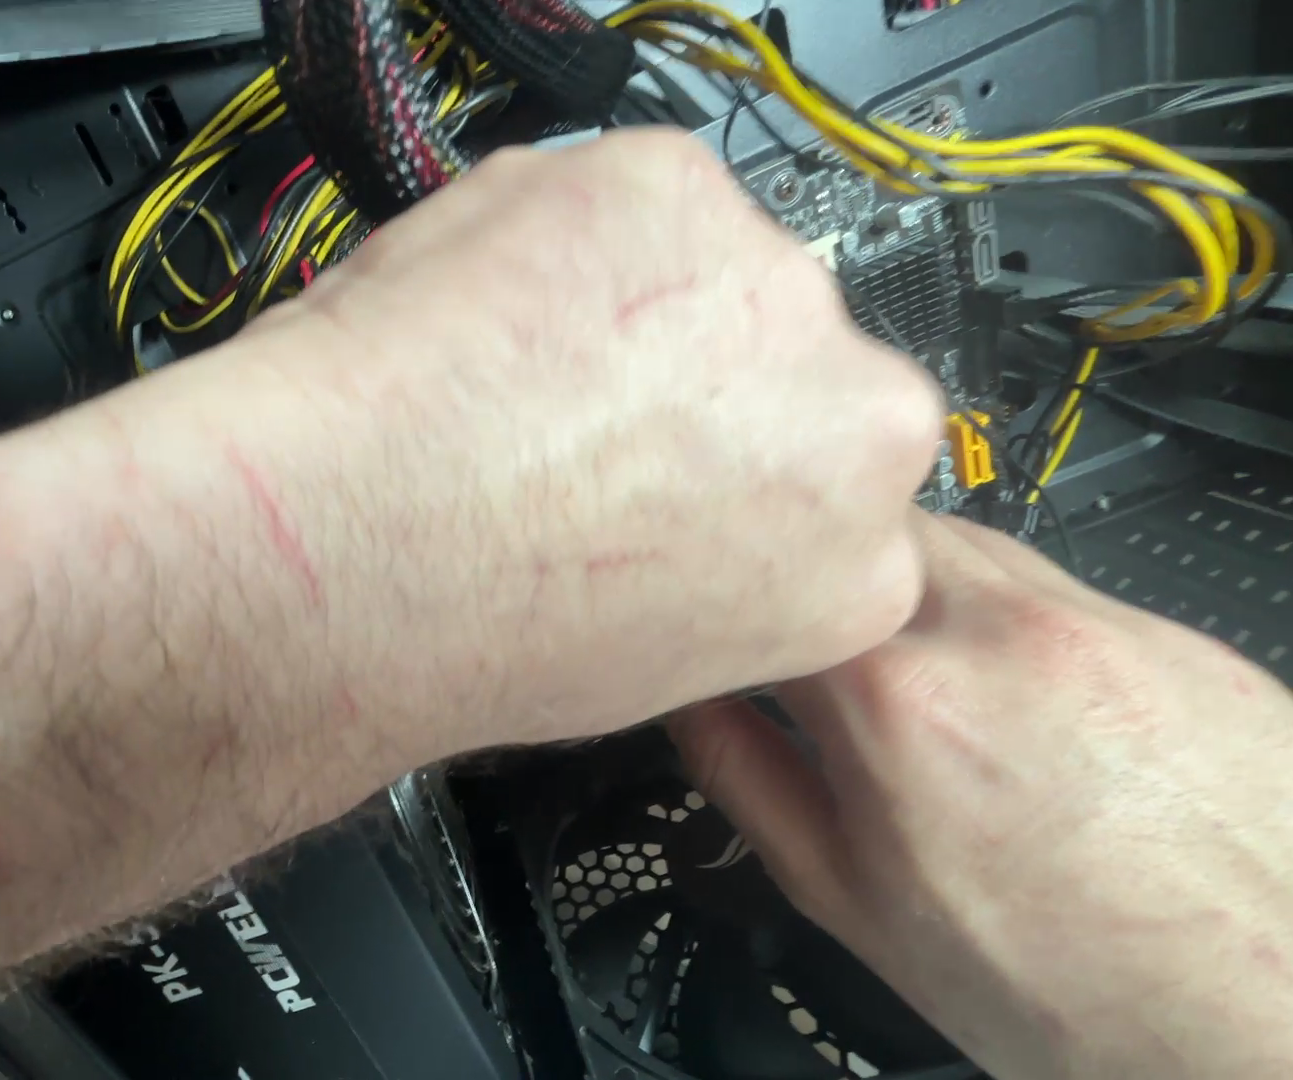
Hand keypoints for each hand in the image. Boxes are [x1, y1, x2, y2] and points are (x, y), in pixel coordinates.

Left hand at [86, 127, 942, 761]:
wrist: (348, 556)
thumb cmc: (457, 638)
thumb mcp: (623, 657)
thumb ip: (694, 571)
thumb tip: (666, 506)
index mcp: (849, 567)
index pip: (822, 477)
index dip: (716, 464)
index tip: (656, 461)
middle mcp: (852, 422)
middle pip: (774, 363)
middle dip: (678, 384)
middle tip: (563, 418)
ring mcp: (765, 287)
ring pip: (696, 271)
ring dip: (611, 309)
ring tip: (501, 381)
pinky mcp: (659, 189)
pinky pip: (614, 203)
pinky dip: (548, 243)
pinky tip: (478, 321)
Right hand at [672, 515, 1292, 1079]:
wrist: (1288, 1039)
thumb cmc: (1064, 984)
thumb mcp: (838, 888)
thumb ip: (735, 770)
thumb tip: (683, 698)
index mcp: (895, 699)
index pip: (762, 581)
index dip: (725, 595)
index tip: (716, 622)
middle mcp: (1001, 632)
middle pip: (854, 526)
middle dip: (808, 567)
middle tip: (790, 624)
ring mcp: (1102, 624)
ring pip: (946, 536)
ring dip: (894, 578)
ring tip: (894, 662)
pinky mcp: (1176, 637)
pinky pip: (1042, 580)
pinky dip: (986, 610)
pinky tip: (997, 690)